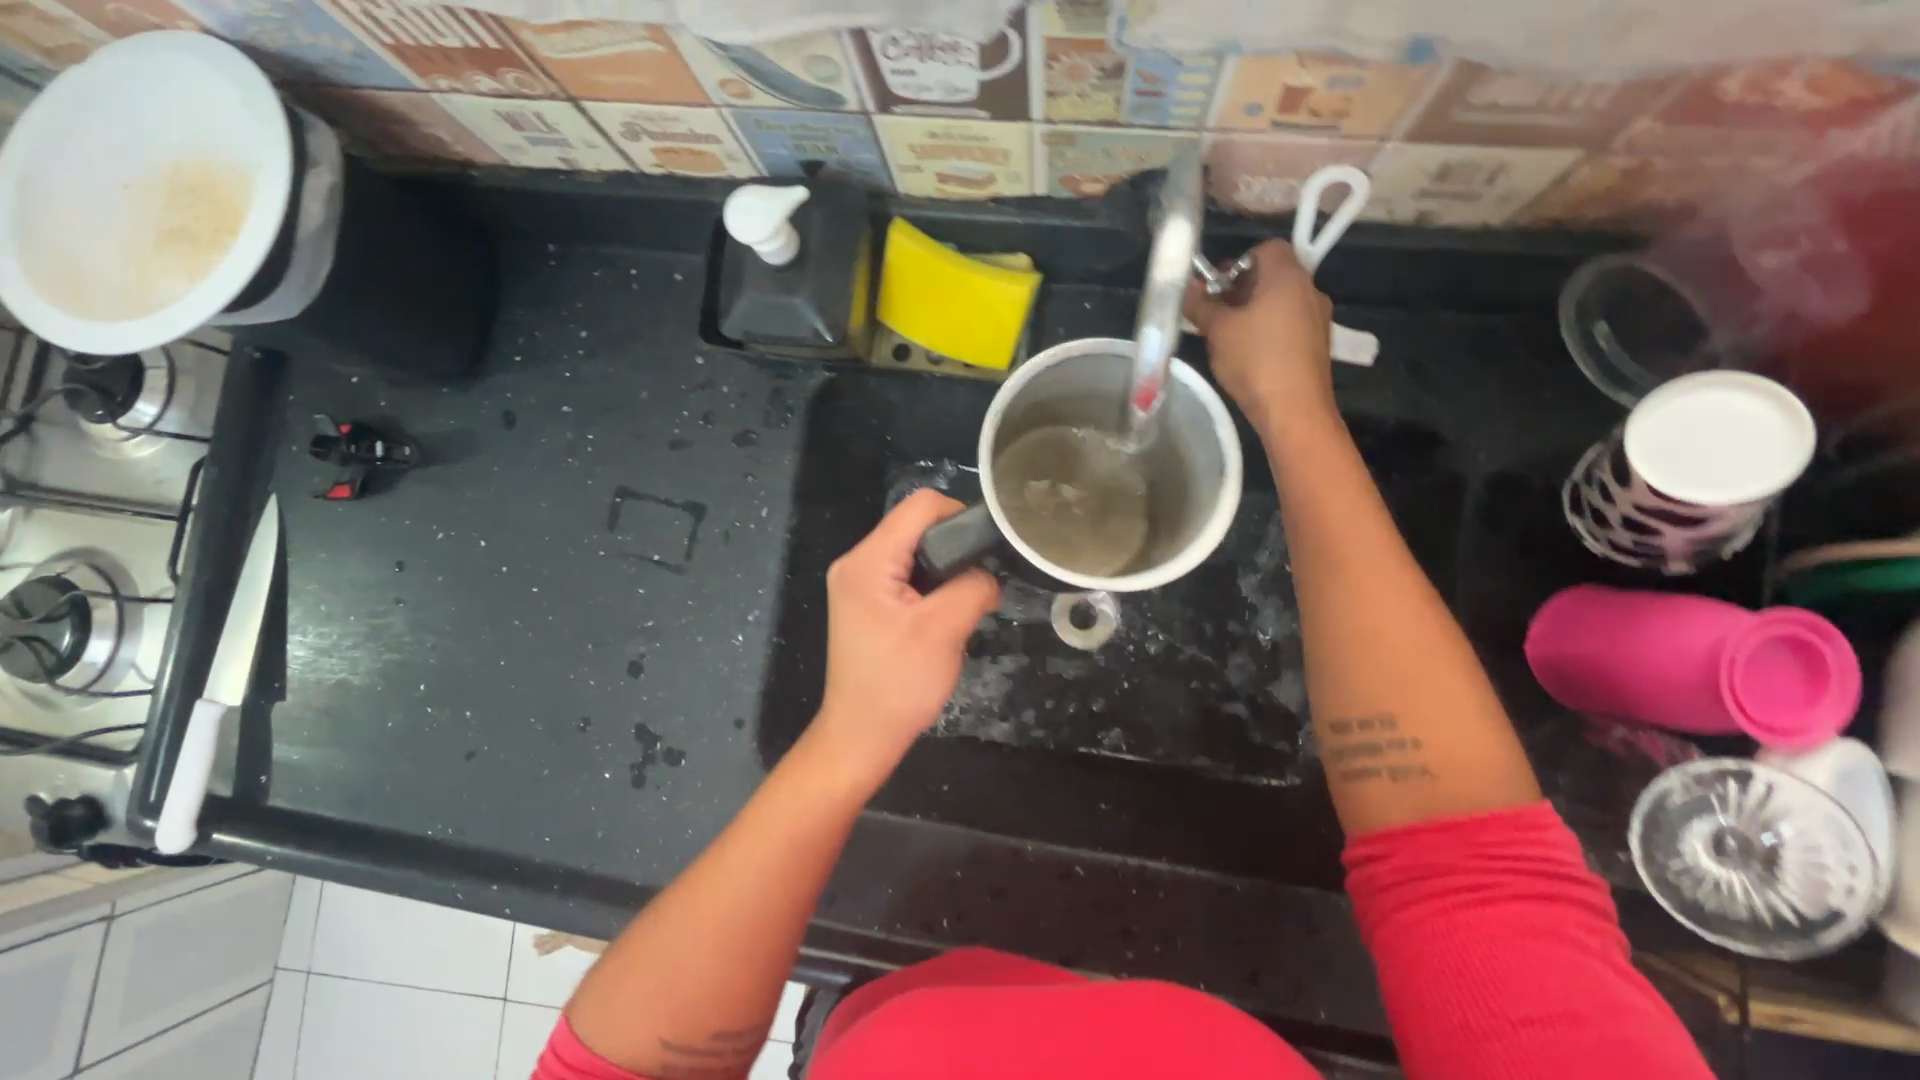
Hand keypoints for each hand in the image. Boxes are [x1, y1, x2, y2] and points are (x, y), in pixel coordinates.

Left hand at [812, 490, 999, 780]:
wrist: (862, 736)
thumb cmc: (898, 684)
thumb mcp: (944, 631)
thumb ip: (973, 587)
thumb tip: (990, 573)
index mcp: (867, 561)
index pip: (921, 506)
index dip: (961, 517)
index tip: (988, 550)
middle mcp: (856, 563)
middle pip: (917, 527)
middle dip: (955, 549)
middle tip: (982, 582)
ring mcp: (859, 583)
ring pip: (915, 552)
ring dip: (946, 572)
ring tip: (968, 602)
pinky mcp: (867, 603)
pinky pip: (906, 576)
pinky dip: (932, 588)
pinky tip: (947, 615)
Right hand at [1183, 239, 1335, 428]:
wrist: (1294, 411)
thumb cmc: (1255, 360)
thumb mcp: (1218, 330)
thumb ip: (1201, 304)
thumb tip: (1187, 287)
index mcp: (1288, 276)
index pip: (1266, 248)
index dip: (1238, 261)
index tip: (1217, 286)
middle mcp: (1309, 290)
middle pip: (1273, 276)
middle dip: (1240, 289)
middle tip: (1213, 311)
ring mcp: (1317, 319)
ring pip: (1280, 303)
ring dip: (1252, 312)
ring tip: (1225, 336)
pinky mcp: (1317, 345)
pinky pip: (1288, 325)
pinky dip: (1268, 331)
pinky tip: (1247, 355)